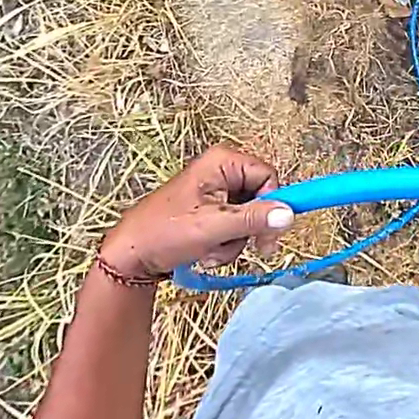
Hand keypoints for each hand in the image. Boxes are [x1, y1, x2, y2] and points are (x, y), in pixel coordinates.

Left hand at [96, 146, 293, 280]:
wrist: (130, 256)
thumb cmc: (164, 232)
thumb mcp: (214, 226)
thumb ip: (253, 219)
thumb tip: (288, 213)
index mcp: (223, 161)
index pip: (268, 176)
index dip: (271, 204)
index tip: (269, 232)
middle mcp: (222, 171)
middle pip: (260, 197)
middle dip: (249, 227)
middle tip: (249, 248)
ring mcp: (216, 190)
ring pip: (249, 216)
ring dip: (236, 239)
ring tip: (212, 249)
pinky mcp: (211, 209)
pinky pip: (234, 225)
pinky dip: (226, 242)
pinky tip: (206, 250)